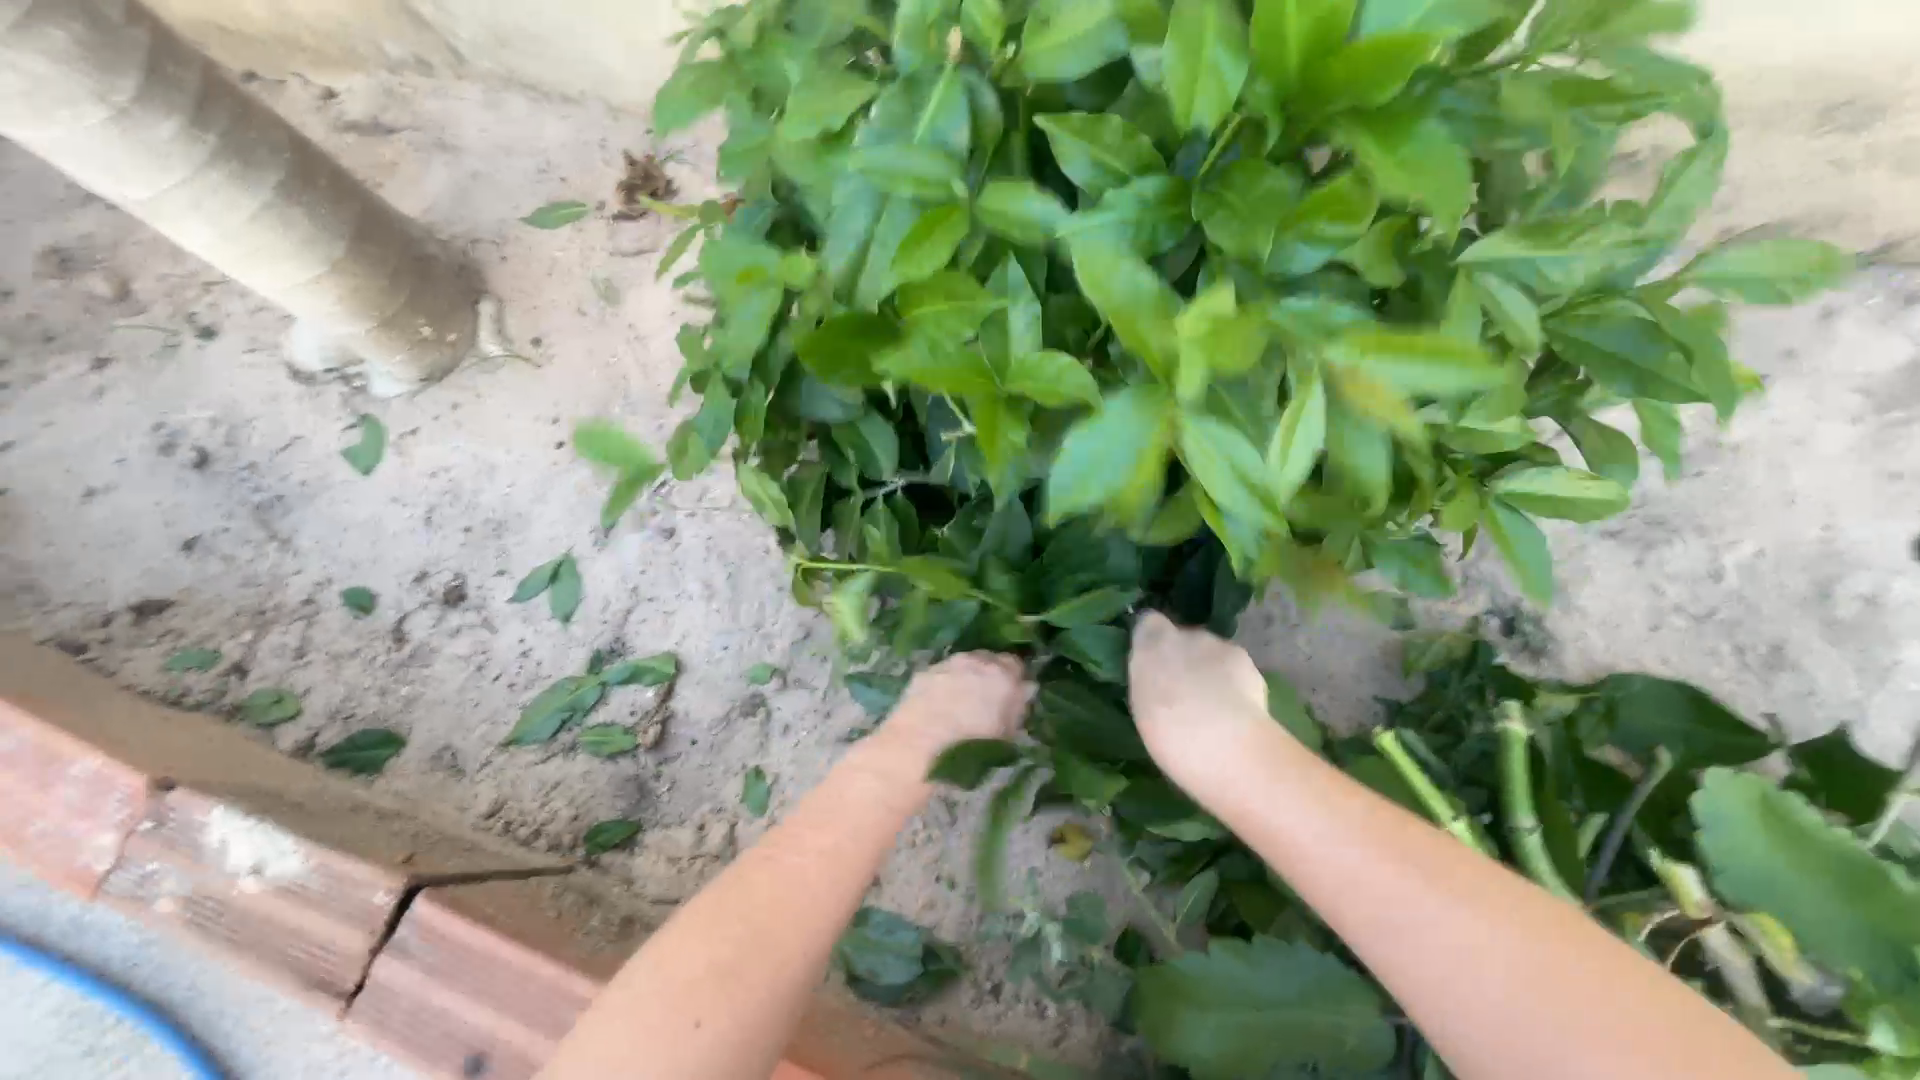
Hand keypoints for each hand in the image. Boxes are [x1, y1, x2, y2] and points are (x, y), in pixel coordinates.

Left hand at [878, 652, 1031, 766]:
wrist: (919, 747)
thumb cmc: (972, 748)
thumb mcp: (1007, 733)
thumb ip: (1018, 706)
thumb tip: (1025, 689)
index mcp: (1002, 675)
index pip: (1016, 664)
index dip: (1014, 679)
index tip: (1011, 695)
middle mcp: (975, 661)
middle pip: (989, 659)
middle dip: (989, 674)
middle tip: (986, 699)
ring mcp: (947, 664)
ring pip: (963, 664)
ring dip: (965, 676)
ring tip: (960, 702)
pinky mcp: (923, 672)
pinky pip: (941, 673)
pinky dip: (944, 683)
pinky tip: (938, 704)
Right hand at [1128, 611, 1283, 788]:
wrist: (1226, 744)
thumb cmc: (1169, 733)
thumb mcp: (1142, 708)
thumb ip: (1148, 680)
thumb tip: (1155, 675)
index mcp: (1151, 643)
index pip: (1148, 623)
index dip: (1151, 639)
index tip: (1151, 663)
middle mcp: (1187, 635)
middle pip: (1183, 637)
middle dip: (1183, 657)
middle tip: (1182, 692)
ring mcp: (1222, 647)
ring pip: (1212, 652)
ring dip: (1209, 669)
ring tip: (1212, 705)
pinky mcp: (1251, 665)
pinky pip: (1235, 668)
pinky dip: (1234, 682)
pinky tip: (1235, 710)